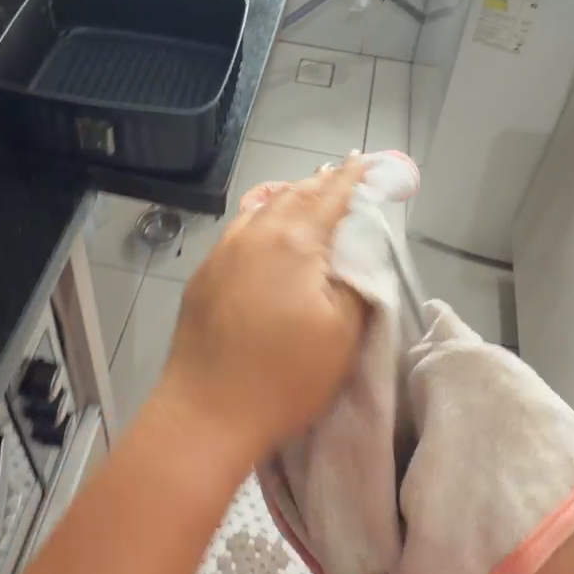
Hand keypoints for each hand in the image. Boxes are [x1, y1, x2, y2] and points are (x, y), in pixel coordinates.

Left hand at [154, 157, 369, 458]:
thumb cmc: (284, 377)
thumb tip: (359, 247)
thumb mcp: (343, 334)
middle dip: (323, 183)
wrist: (205, 413)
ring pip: (264, 206)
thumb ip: (358, 281)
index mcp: (295, 242)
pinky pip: (241, 227)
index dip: (353, 177)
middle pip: (296, 194)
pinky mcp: (206, 273)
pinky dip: (263, 215)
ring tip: (308, 193)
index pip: (331, 196)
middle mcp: (257, 233)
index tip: (369, 161)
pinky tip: (266, 224)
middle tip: (344, 176)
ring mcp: (225, 251)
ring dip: (291, 196)